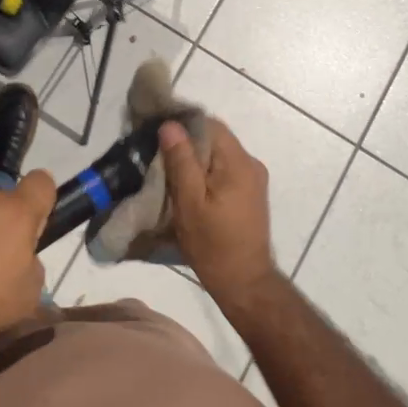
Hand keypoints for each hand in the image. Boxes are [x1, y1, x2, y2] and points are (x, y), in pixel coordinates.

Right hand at [160, 119, 276, 302]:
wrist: (244, 282)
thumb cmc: (213, 245)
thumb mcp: (190, 203)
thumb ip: (181, 162)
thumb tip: (170, 125)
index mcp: (238, 162)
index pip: (208, 124)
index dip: (181, 124)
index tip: (154, 133)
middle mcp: (250, 163)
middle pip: (214, 138)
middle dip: (185, 143)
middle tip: (156, 153)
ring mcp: (252, 179)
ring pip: (217, 154)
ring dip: (194, 158)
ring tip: (167, 169)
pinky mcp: (249, 193)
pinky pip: (224, 170)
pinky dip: (204, 172)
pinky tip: (186, 185)